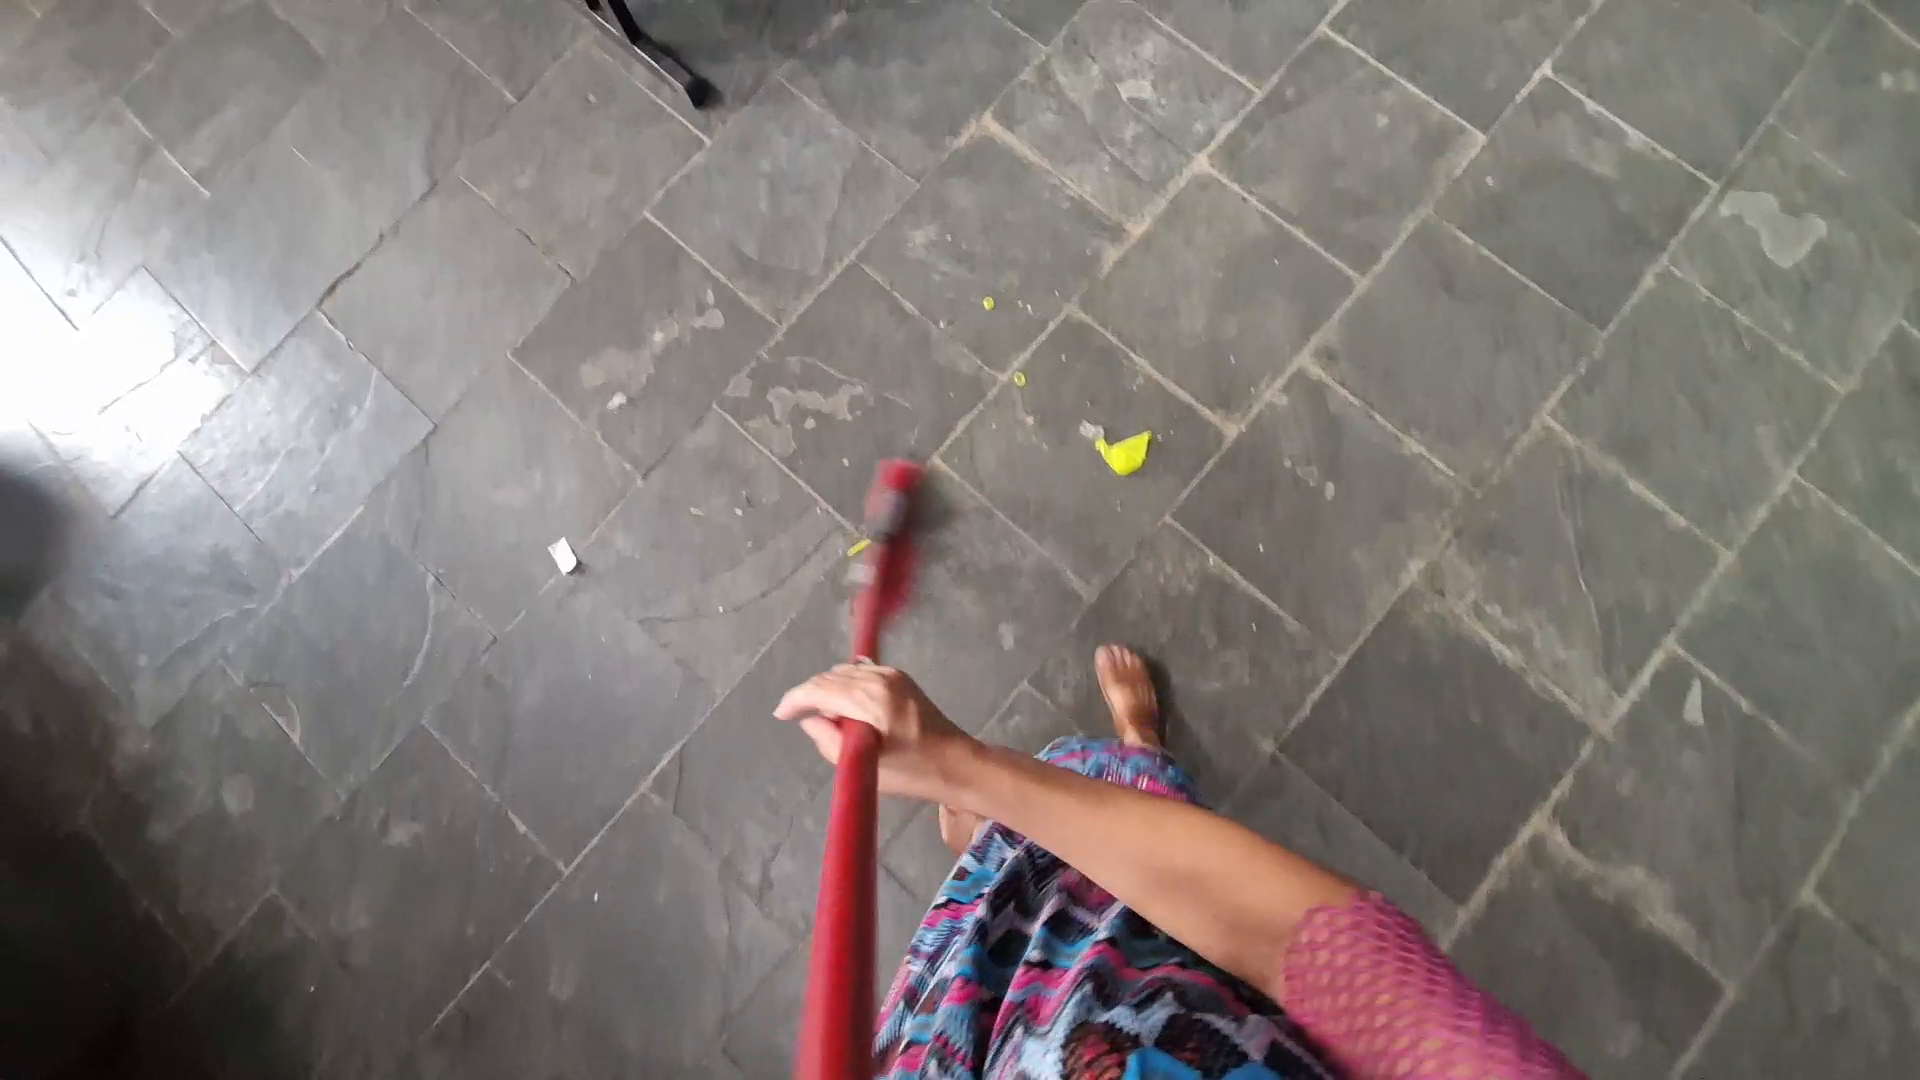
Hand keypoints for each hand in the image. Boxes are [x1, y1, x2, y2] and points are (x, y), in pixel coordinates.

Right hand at [774, 662, 973, 801]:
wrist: (956, 762)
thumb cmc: (912, 771)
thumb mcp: (864, 765)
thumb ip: (829, 740)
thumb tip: (811, 721)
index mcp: (870, 698)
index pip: (820, 688)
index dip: (796, 699)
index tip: (780, 714)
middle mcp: (880, 678)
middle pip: (831, 676)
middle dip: (810, 694)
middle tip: (799, 717)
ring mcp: (893, 674)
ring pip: (845, 672)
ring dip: (828, 688)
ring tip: (825, 716)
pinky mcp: (901, 678)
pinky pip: (862, 672)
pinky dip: (847, 683)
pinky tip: (843, 702)